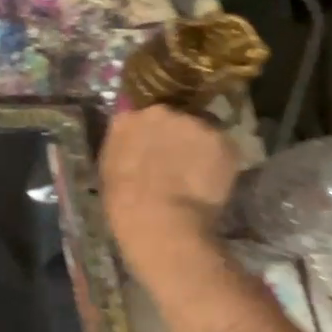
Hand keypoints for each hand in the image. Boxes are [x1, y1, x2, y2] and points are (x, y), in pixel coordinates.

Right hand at [100, 106, 237, 269]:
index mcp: (126, 120)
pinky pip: (222, 146)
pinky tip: (214, 182)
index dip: (149, 133)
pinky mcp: (220, 138)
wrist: (160, 219)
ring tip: (200, 174)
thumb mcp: (109, 168)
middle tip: (179, 161)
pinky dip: (221, 161)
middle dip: (176, 135)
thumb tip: (136, 143)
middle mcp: (158, 112)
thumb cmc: (124, 203)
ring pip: (200, 130)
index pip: (139, 117)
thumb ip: (125, 147)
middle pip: (172, 118)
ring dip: (200, 147)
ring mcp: (191, 123)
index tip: (153, 148)